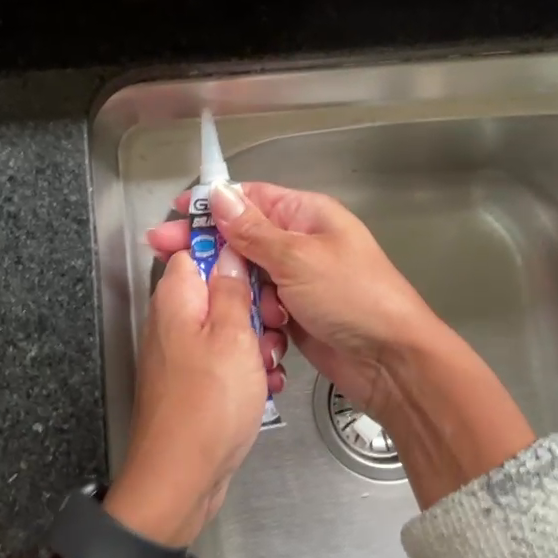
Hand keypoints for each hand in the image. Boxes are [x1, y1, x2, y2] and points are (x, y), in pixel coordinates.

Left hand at [109, 247, 283, 547]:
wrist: (181, 477)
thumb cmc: (206, 406)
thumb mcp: (232, 336)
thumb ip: (232, 288)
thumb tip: (230, 252)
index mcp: (176, 297)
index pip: (197, 248)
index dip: (233, 252)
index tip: (262, 267)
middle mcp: (174, 319)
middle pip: (220, 288)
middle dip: (254, 304)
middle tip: (270, 327)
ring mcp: (184, 352)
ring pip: (230, 326)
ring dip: (257, 341)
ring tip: (268, 363)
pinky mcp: (195, 381)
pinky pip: (227, 360)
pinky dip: (248, 370)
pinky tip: (264, 386)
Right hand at [147, 182, 533, 509]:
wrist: (392, 362)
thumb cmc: (352, 297)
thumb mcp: (298, 258)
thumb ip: (252, 231)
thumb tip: (218, 194)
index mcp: (306, 215)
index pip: (249, 199)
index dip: (210, 204)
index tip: (175, 213)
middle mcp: (299, 243)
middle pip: (241, 237)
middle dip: (208, 247)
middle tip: (165, 251)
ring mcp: (296, 281)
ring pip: (246, 276)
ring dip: (235, 289)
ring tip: (234, 304)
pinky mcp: (294, 315)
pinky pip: (258, 308)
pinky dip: (251, 316)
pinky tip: (248, 329)